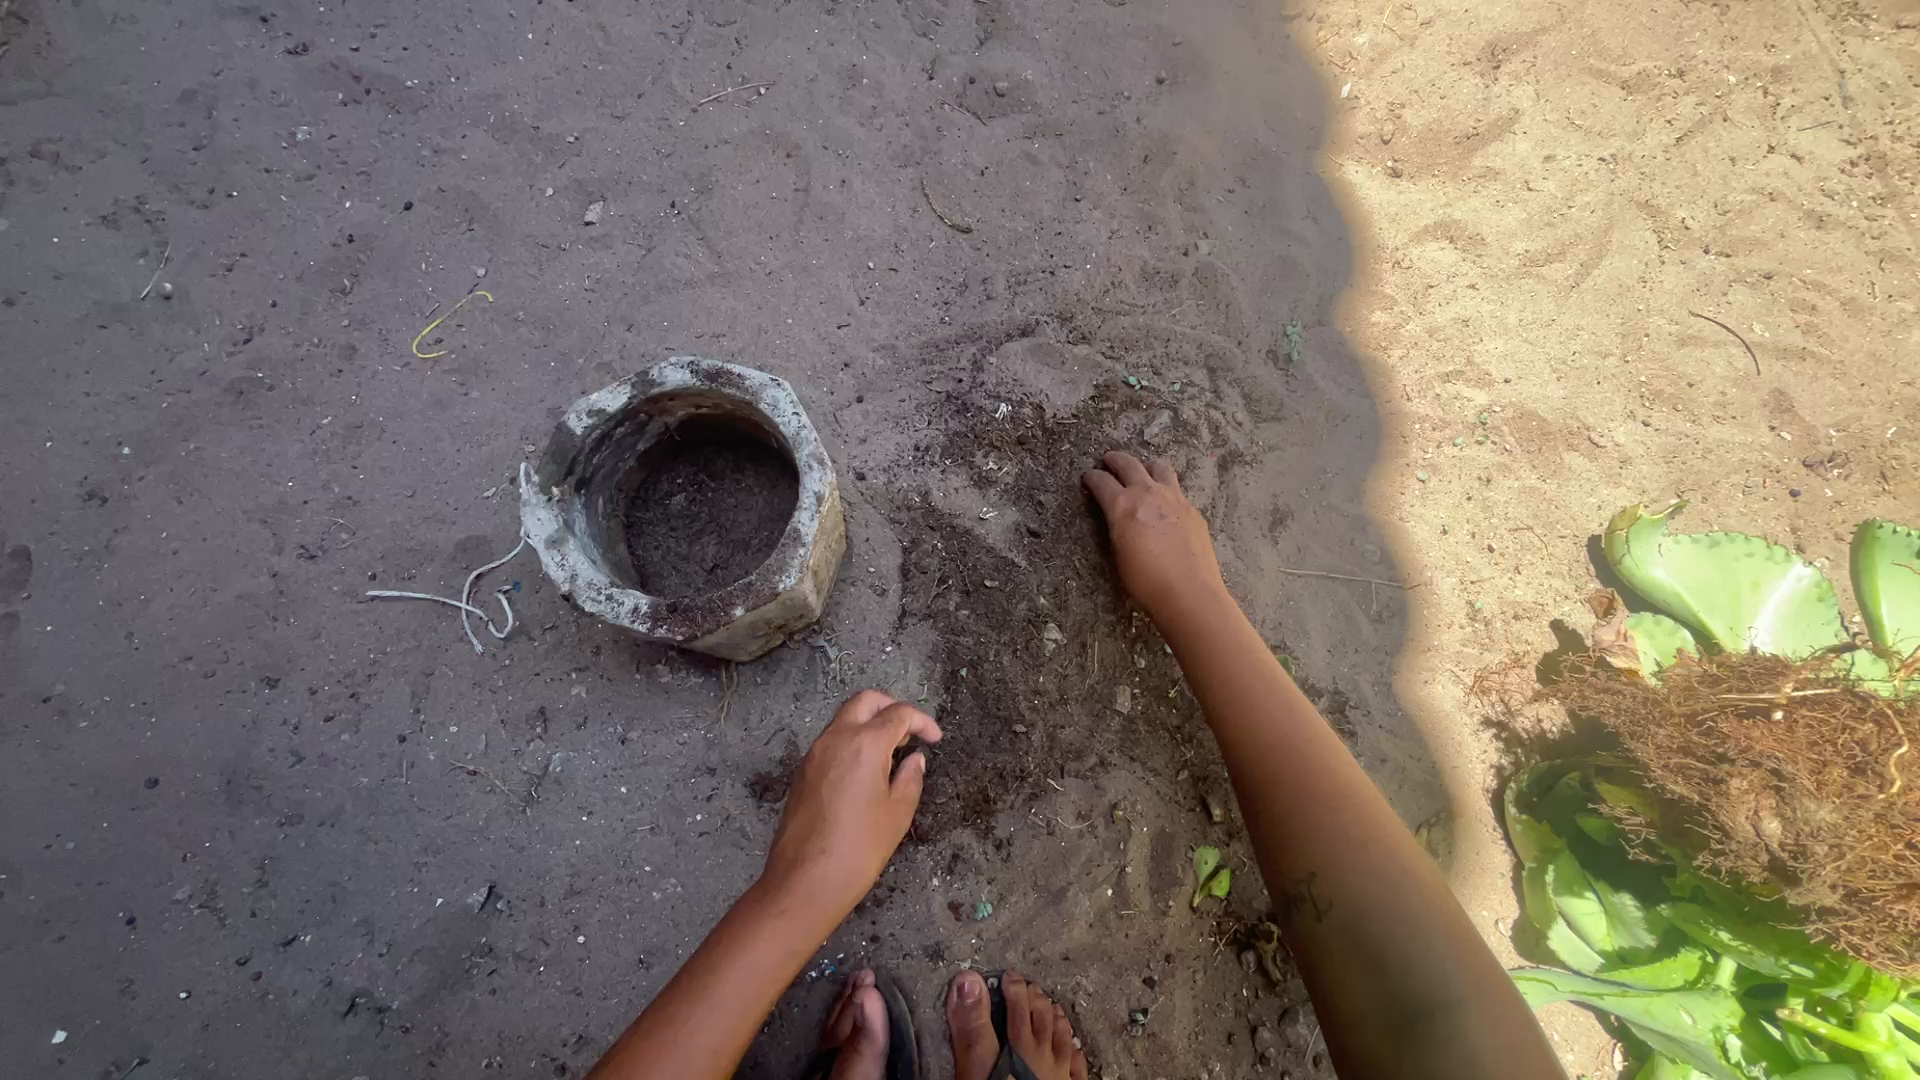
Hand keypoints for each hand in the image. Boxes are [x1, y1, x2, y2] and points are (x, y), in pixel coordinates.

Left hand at [758, 690, 942, 915]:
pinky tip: (866, 769)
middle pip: (866, 701)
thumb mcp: (897, 814)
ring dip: (870, 723)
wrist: (804, 881)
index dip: (922, 722)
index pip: (898, 713)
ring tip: (891, 753)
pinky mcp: (803, 771)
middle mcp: (836, 738)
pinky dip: (853, 740)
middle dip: (892, 707)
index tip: (935, 739)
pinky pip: (832, 740)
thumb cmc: (859, 849)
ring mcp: (814, 753)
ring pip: (845, 718)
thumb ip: (910, 777)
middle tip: (910, 732)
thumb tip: (914, 759)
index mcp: (864, 744)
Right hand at [1082, 450, 1226, 622]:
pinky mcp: (1192, 509)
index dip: (1092, 477)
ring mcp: (1174, 498)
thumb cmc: (1145, 580)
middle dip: (1116, 460)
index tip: (1088, 476)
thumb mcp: (1118, 552)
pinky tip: (1165, 504)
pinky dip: (1166, 489)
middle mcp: (1147, 494)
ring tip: (1143, 471)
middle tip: (1109, 459)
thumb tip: (1118, 516)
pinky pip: (1176, 490)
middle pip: (1129, 464)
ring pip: (1159, 468)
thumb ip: (1117, 526)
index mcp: (1122, 505)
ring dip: (1146, 466)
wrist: (1188, 591)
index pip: (1101, 482)